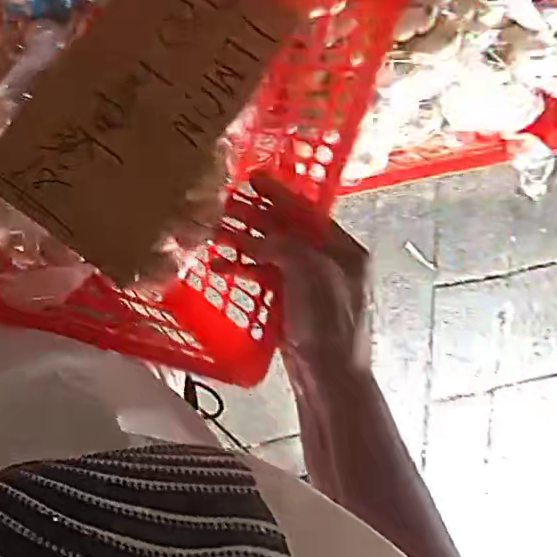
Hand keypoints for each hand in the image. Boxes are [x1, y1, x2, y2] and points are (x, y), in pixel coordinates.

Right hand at [218, 175, 371, 373]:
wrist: (329, 378)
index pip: (306, 213)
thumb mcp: (311, 274)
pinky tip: (219, 266)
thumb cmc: (329, 325)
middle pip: (285, 229)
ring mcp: (307, 281)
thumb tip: (260, 237)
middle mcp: (327, 261)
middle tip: (223, 203)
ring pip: (269, 251)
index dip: (279, 194)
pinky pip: (262, 274)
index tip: (254, 178)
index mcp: (343, 251)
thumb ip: (286, 246)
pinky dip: (241, 268)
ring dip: (241, 241)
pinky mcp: (289, 300)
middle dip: (253, 217)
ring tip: (213, 231)